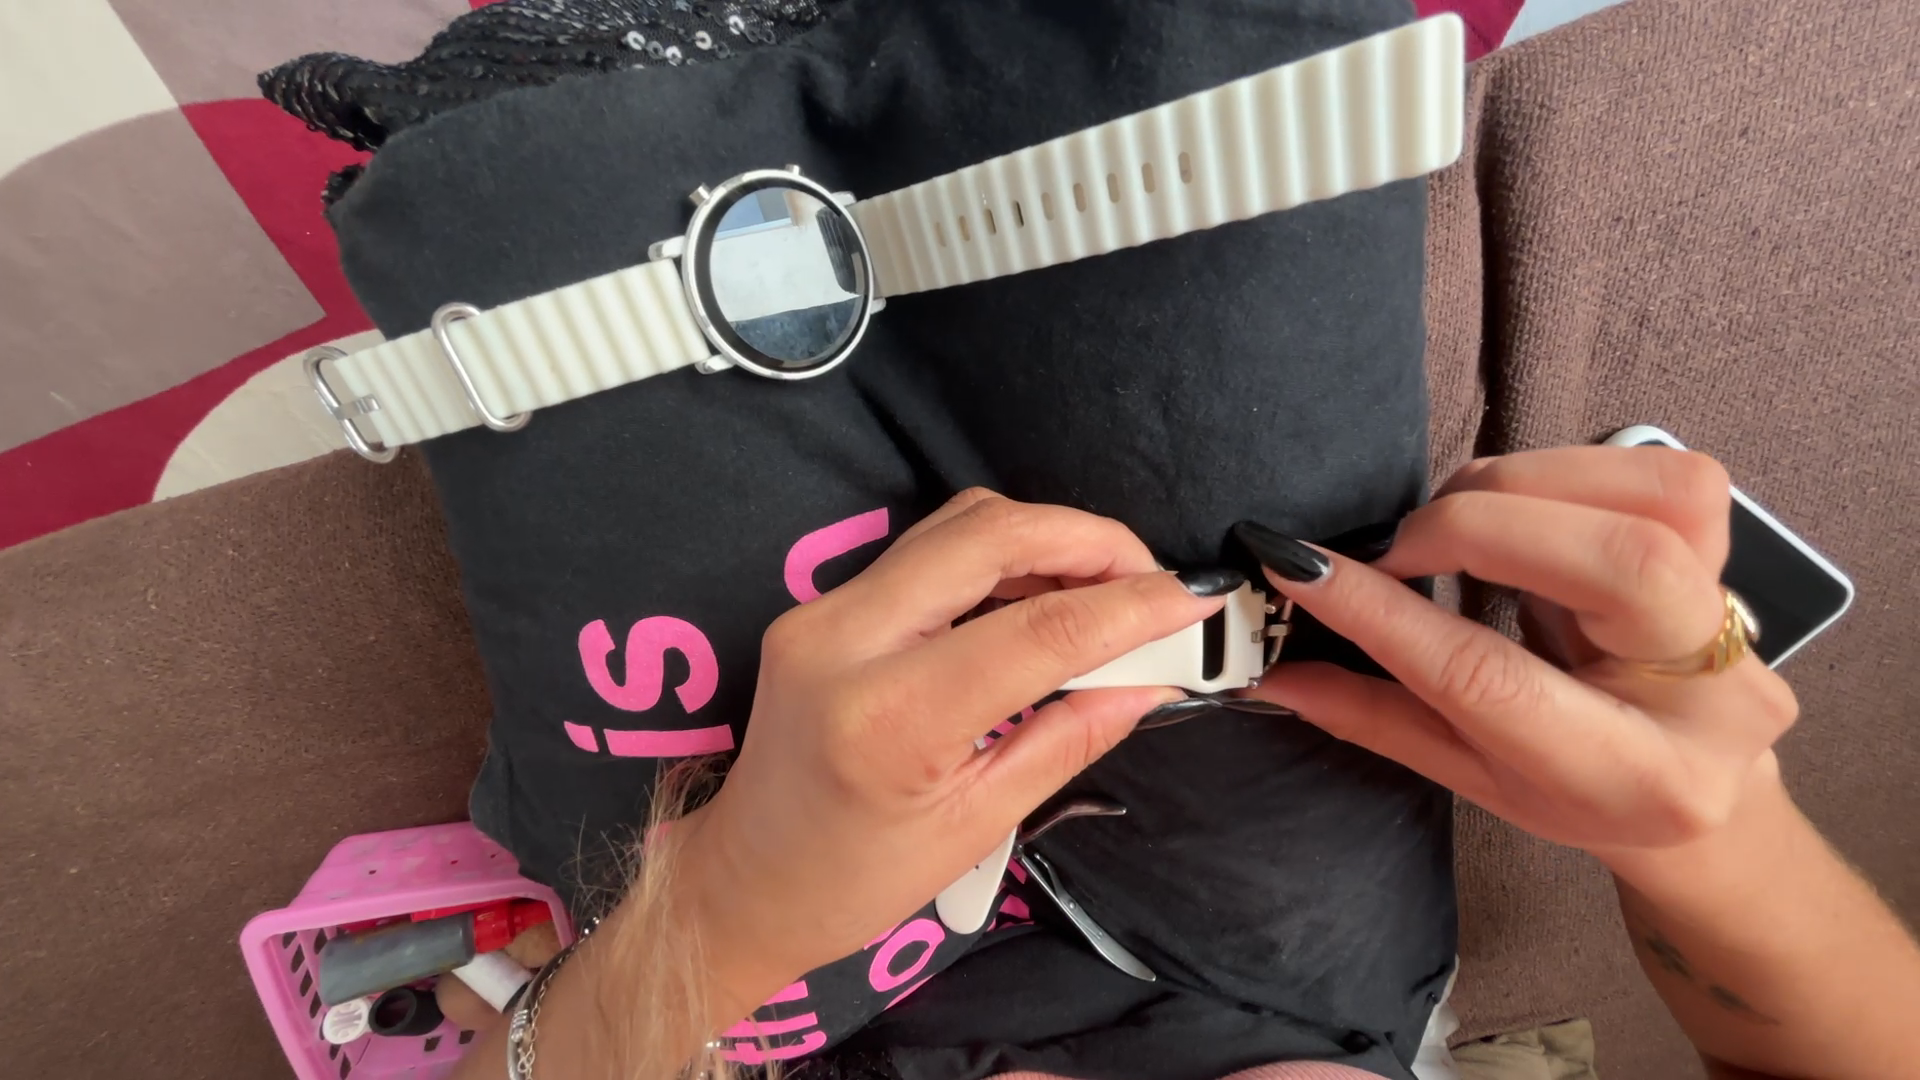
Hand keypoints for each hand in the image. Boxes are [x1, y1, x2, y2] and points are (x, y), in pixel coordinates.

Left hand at [677, 490, 1235, 1011]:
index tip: (1192, 598)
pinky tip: (1038, 588)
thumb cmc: (857, 881)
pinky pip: (929, 548)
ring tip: (1103, 583)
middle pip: (988, 533)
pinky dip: (999, 551)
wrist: (743, 877)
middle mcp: (844, 638)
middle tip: (1149, 576)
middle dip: (1087, 538)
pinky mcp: (822, 603)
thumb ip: (1068, 736)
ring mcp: (822, 609)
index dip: (1127, 606)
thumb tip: (1148, 678)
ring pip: (957, 524)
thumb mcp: (977, 823)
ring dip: (1045, 535)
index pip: (1034, 631)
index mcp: (888, 717)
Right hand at [1239, 446, 1799, 855]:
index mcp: (1624, 777)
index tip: (1297, 566)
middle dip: (1469, 527)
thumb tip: (1266, 673)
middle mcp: (1708, 697)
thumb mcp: (1462, 773)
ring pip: (1658, 499)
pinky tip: (1514, 507)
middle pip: (1618, 561)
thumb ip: (1367, 715)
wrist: (1707, 794)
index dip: (1377, 609)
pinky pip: (1670, 476)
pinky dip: (1567, 471)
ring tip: (1453, 523)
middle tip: (1395, 550)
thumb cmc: (1571, 793)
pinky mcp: (1738, 560)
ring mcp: (1740, 621)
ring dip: (1520, 486)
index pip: (1481, 673)